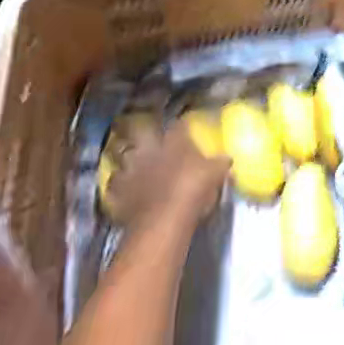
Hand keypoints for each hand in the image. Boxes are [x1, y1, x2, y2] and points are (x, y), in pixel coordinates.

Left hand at [108, 120, 229, 234]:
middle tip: (149, 143)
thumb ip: (220, 164)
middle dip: (144, 134)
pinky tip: (122, 194)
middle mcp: (148, 146)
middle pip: (142, 131)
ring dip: (127, 162)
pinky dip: (118, 189)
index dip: (181, 129)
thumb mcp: (214, 176)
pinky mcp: (119, 188)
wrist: (164, 218)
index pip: (179, 125)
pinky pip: (114, 186)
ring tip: (132, 169)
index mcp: (173, 140)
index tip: (184, 132)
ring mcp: (131, 165)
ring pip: (122, 156)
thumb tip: (228, 158)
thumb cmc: (193, 192)